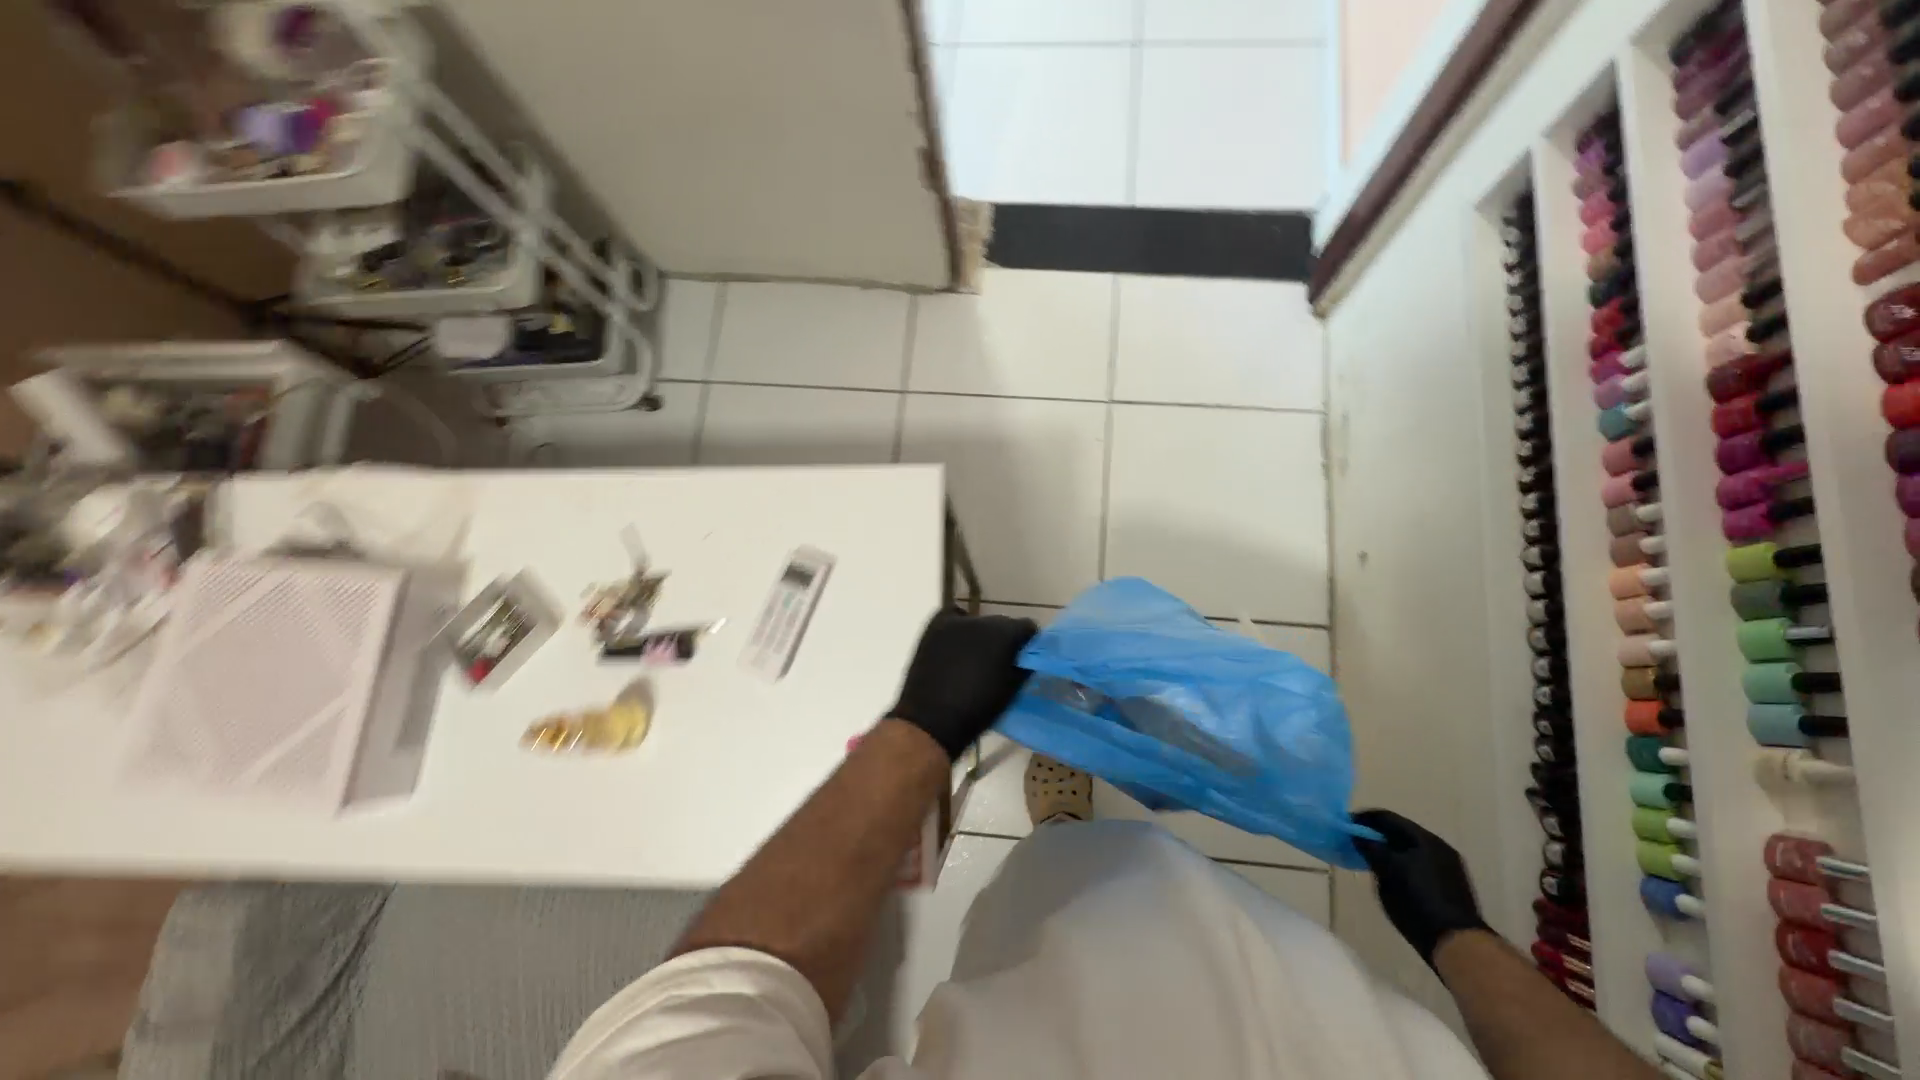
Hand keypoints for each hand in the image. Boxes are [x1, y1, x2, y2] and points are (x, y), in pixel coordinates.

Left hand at [890, 610, 1038, 759]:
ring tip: (973, 657)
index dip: (1027, 644)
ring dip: (980, 635)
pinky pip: (953, 618)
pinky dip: (957, 627)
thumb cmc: (978, 710)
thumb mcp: (1011, 690)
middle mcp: (982, 620)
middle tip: (998, 661)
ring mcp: (956, 622)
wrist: (932, 720)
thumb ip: (1023, 667)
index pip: (1027, 627)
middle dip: (1003, 640)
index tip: (1022, 659)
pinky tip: (955, 644)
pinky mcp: (934, 626)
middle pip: (1002, 624)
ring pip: (978, 622)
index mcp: (1005, 634)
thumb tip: (1025, 657)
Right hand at [1352, 809, 1489, 968]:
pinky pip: (1421, 863)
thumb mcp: (1388, 872)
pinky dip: (1405, 863)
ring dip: (1392, 850)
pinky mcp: (1452, 883)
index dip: (1364, 819)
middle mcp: (1439, 846)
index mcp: (1424, 839)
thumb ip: (1371, 849)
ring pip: (1412, 849)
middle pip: (1401, 832)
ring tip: (1373, 862)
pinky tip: (1394, 876)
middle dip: (1378, 835)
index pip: (1387, 818)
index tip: (1346, 826)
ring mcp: (1448, 865)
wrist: (1455, 942)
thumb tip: (1356, 834)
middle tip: (1357, 844)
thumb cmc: (1417, 902)